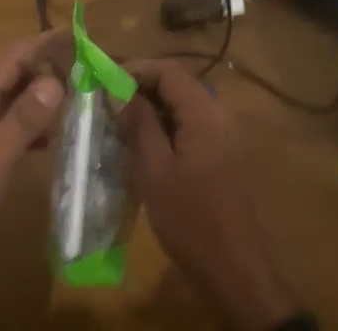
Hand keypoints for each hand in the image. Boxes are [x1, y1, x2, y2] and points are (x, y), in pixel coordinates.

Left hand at [0, 31, 68, 292]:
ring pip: (16, 99)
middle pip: (13, 72)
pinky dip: (38, 124)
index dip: (43, 42)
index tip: (78, 34)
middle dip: (46, 63)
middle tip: (85, 64)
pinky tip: (60, 134)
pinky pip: (16, 128)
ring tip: (80, 94)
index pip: (12, 57)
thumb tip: (55, 80)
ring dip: (44, 92)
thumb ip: (23, 118)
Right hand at [119, 60, 295, 330]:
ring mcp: (223, 134)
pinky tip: (142, 146)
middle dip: (141, 89)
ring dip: (152, 109)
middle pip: (177, 85)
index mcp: (205, 113)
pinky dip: (166, 127)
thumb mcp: (155, 171)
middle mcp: (218, 114)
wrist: (234, 267)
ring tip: (118, 125)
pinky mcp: (222, 153)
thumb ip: (140, 125)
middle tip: (107, 104)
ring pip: (183, 106)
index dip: (136, 70)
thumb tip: (120, 90)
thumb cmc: (191, 219)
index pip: (169, 71)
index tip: (104, 82)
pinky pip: (190, 125)